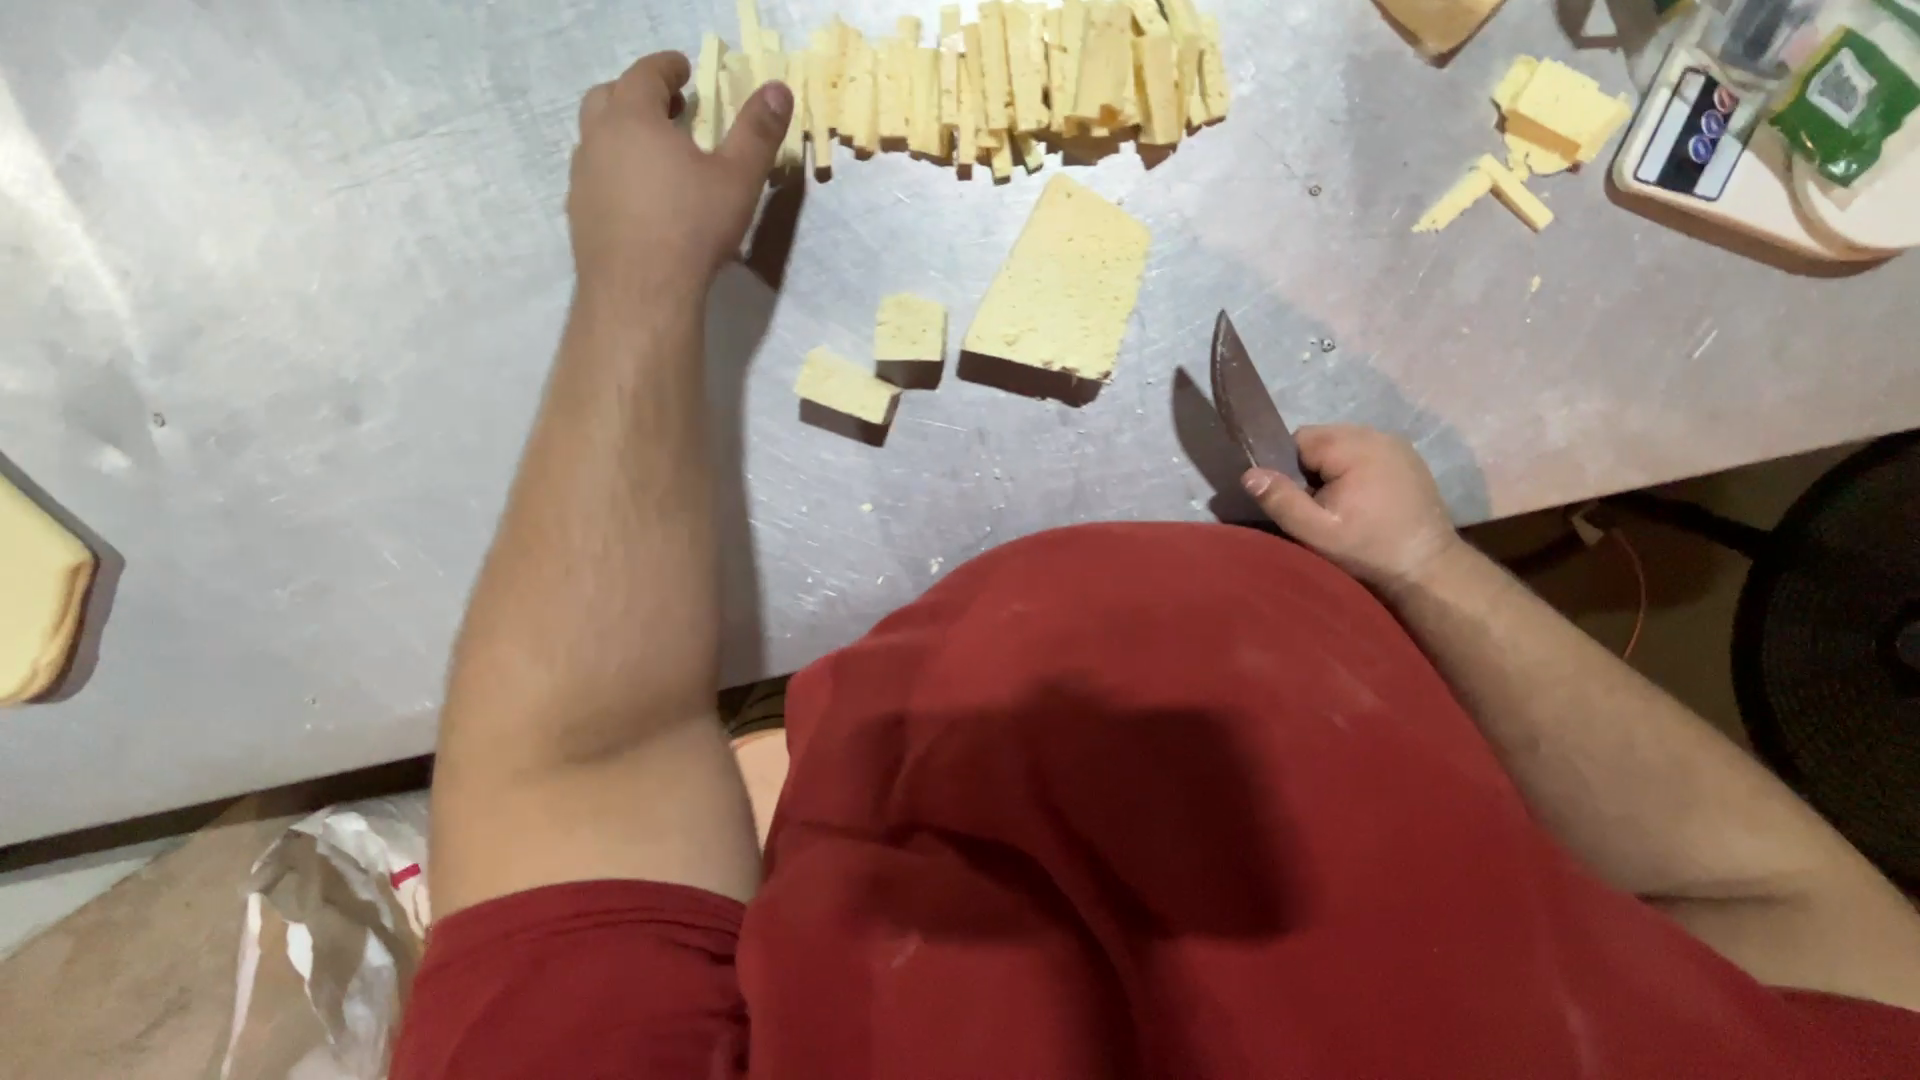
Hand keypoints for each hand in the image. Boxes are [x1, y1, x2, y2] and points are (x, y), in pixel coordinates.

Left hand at [568, 52, 792, 306]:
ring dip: (622, 133)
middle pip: (609, 96)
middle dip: (637, 94)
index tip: (683, 68)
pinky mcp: (579, 213)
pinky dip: (615, 171)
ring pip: (596, 138)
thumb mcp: (738, 178)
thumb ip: (757, 132)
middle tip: (667, 108)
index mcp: (633, 117)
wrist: (641, 291)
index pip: (645, 73)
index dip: (666, 67)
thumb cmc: (692, 227)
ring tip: (654, 154)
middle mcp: (598, 138)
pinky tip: (639, 197)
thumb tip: (778, 89)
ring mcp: (582, 176)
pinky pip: (595, 176)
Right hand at [1241, 425, 1462, 593]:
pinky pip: (1365, 452)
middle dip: (1311, 468)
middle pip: (1321, 439)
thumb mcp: (1315, 531)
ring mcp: (1397, 444)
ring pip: (1342, 445)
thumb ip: (1281, 500)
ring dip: (1333, 469)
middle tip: (1319, 506)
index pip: (1299, 440)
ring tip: (1341, 504)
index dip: (1290, 470)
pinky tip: (1363, 499)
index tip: (1301, 501)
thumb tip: (1248, 473)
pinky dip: (1355, 470)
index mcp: (1353, 447)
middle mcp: (1377, 434)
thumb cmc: (1367, 549)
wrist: (1428, 567)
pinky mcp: (1408, 457)